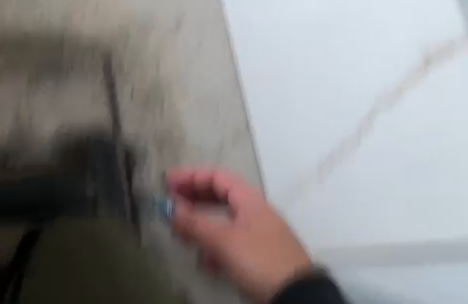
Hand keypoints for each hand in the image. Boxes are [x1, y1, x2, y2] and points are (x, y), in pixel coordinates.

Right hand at [166, 166, 315, 302]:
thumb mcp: (223, 240)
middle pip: (220, 196)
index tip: (168, 183)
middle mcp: (256, 212)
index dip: (191, 176)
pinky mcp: (263, 258)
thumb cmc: (259, 260)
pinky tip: (206, 262)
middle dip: (195, 199)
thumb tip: (169, 209)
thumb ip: (195, 223)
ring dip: (203, 225)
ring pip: (225, 221)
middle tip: (172, 204)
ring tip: (183, 234)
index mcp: (250, 199)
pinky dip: (216, 247)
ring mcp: (261, 235)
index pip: (217, 176)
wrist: (299, 299)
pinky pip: (233, 243)